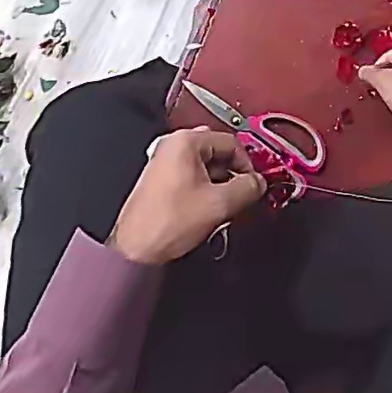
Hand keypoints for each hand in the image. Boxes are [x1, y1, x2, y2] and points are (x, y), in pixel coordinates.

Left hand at [108, 128, 266, 264]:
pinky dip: (204, 189)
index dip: (247, 164)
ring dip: (219, 183)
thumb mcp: (219, 204)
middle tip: (239, 193)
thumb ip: (247, 188)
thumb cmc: (164, 224)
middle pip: (218, 153)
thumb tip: (257, 183)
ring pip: (205, 166)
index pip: (231, 142)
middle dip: (232, 174)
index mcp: (186, 142)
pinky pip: (192, 176)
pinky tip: (205, 209)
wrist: (134, 250)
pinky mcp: (160, 180)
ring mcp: (164, 162)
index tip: (252, 182)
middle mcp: (172, 146)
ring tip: (221, 205)